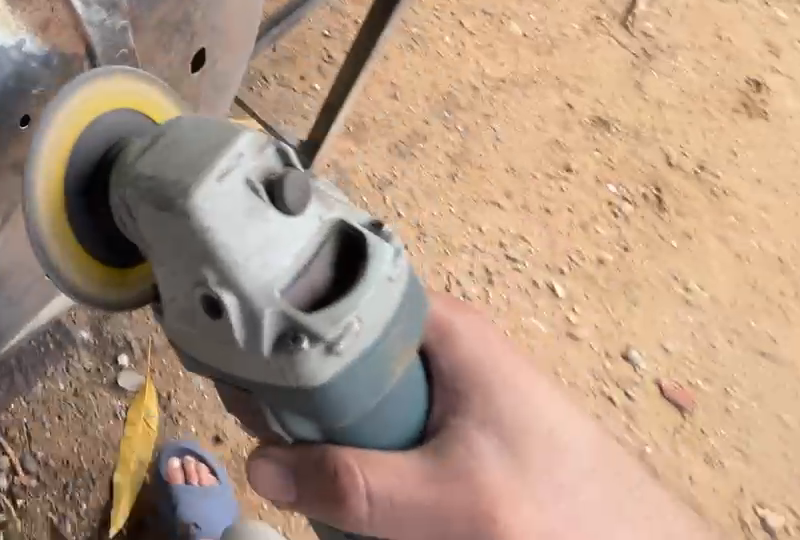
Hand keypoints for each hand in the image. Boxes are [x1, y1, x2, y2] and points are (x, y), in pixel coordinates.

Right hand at [244, 293, 715, 539]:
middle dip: (282, 372)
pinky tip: (322, 468)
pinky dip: (336, 438)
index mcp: (435, 323)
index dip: (271, 308)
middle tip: (248, 409)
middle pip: (324, 335)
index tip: (229, 347)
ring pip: (339, 381)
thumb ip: (359, 485)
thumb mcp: (460, 504)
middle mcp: (427, 340)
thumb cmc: (570, 520)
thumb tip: (256, 464)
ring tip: (276, 442)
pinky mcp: (439, 423)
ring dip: (307, 412)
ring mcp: (433, 382)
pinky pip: (364, 416)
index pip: (327, 283)